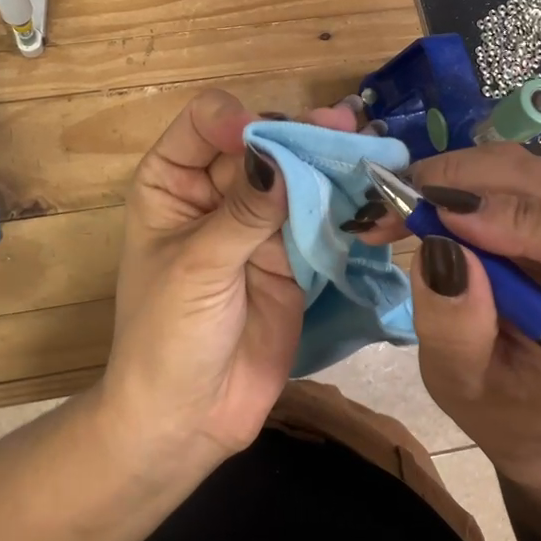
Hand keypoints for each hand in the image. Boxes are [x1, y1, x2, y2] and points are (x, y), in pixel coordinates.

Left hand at [100, 89, 359, 475]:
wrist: (187, 420)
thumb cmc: (166, 335)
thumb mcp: (197, 268)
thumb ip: (243, 212)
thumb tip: (278, 155)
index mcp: (172, 180)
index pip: (205, 124)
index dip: (236, 121)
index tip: (264, 140)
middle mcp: (216, 190)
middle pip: (261, 143)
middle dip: (297, 135)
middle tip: (342, 126)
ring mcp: (258, 222)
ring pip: (296, 177)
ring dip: (329, 162)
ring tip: (367, 144)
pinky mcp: (293, 255)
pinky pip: (320, 218)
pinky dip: (346, 205)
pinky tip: (373, 188)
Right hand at [357, 143, 540, 479]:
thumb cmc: (509, 411)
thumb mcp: (462, 386)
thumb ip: (454, 329)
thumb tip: (442, 247)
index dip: (521, 217)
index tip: (446, 219)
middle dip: (468, 185)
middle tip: (396, 205)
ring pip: (535, 173)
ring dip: (460, 177)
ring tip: (404, 208)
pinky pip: (525, 177)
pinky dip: (467, 179)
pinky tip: (430, 204)